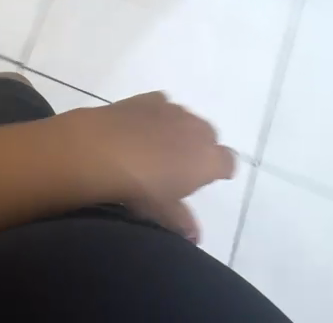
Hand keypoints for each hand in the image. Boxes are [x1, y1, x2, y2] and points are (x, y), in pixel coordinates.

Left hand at [64, 92, 235, 237]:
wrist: (104, 149)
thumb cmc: (140, 187)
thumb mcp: (162, 212)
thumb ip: (182, 221)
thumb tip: (194, 234)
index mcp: (207, 160)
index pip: (228, 162)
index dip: (219, 170)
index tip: (207, 179)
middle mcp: (196, 129)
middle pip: (208, 136)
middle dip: (199, 148)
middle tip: (179, 167)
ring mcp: (173, 109)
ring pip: (186, 119)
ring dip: (178, 130)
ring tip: (156, 148)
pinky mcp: (150, 98)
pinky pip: (163, 105)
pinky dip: (157, 115)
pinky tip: (139, 128)